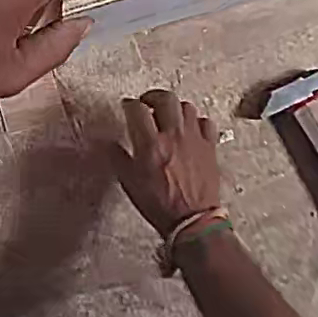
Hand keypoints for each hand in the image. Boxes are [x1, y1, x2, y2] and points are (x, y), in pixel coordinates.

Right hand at [109, 89, 222, 236]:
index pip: (137, 109)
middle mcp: (173, 136)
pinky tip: (188, 128)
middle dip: (152, 96)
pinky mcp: (209, 147)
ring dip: (174, 107)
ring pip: (186, 107)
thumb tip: (108, 142)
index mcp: (150, 144)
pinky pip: (205, 122)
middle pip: (165, 99)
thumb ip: (117, 157)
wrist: (193, 220)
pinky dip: (195, 121)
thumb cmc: (159, 203)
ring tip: (167, 114)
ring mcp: (194, 140)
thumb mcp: (129, 181)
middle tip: (146, 102)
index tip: (127, 107)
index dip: (129, 105)